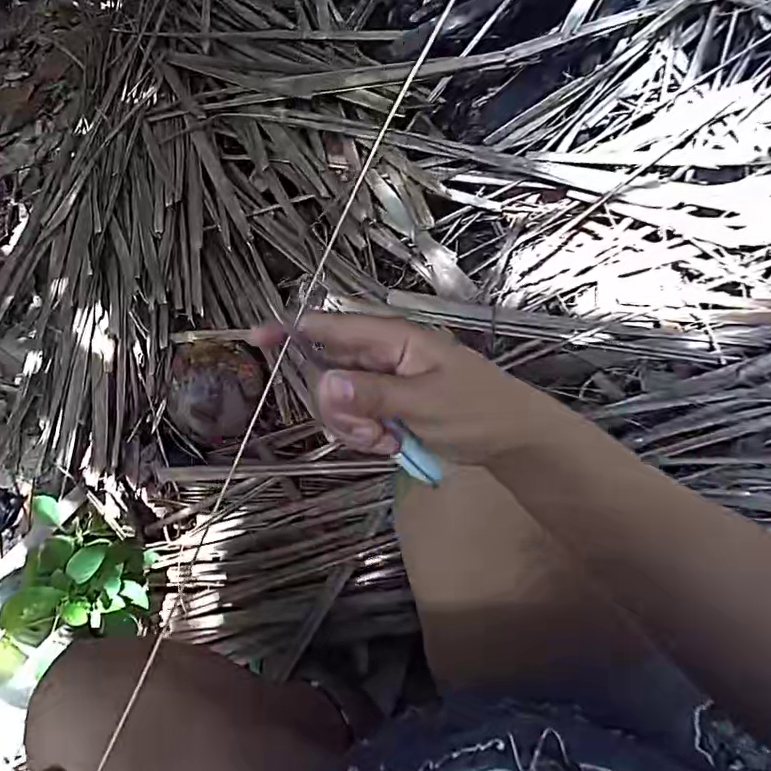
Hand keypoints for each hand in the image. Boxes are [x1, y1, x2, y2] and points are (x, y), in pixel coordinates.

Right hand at [251, 313, 581, 465]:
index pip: (329, 326)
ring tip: (388, 440)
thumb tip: (325, 386)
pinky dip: (363, 436)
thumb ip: (373, 395)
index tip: (256, 338)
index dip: (290, 330)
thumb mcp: (427, 402)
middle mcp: (378, 355)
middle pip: (325, 372)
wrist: (514, 441)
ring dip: (352, 427)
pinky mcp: (382, 406)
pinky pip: (351, 419)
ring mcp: (379, 381)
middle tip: (368, 431)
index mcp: (390, 338)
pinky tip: (392, 444)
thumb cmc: (479, 409)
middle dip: (337, 407)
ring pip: (335, 401)